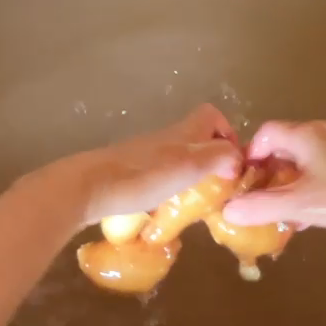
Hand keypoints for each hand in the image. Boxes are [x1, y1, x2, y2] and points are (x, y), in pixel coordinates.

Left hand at [48, 104, 242, 225]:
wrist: (88, 188)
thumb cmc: (142, 176)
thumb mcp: (189, 166)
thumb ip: (218, 158)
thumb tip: (238, 159)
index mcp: (182, 132)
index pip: (212, 116)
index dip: (227, 134)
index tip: (234, 163)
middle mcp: (165, 138)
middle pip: (196, 138)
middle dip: (212, 160)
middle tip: (218, 187)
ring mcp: (145, 155)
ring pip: (178, 157)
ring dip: (192, 175)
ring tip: (196, 202)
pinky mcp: (129, 173)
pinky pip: (160, 174)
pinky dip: (171, 188)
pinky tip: (167, 209)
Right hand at [219, 120, 325, 246]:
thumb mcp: (303, 205)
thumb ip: (262, 207)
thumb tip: (226, 210)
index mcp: (307, 135)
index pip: (265, 133)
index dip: (249, 156)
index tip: (241, 185)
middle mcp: (325, 135)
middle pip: (284, 148)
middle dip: (268, 175)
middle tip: (257, 203)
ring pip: (305, 163)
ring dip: (289, 186)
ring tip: (282, 216)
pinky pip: (324, 174)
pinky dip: (311, 190)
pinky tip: (313, 217)